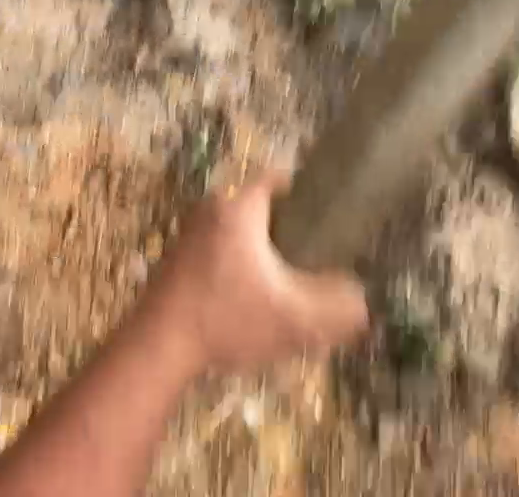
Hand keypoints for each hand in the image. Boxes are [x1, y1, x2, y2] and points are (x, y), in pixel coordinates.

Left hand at [135, 174, 368, 376]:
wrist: (160, 340)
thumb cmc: (228, 319)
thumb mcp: (299, 321)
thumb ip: (342, 307)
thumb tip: (358, 295)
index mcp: (236, 209)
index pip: (275, 180)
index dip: (306, 191)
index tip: (330, 214)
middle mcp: (209, 209)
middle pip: (260, 207)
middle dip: (289, 230)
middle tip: (316, 260)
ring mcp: (189, 230)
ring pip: (240, 230)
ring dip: (264, 251)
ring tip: (290, 286)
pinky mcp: (178, 253)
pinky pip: (221, 245)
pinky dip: (241, 262)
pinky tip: (255, 299)